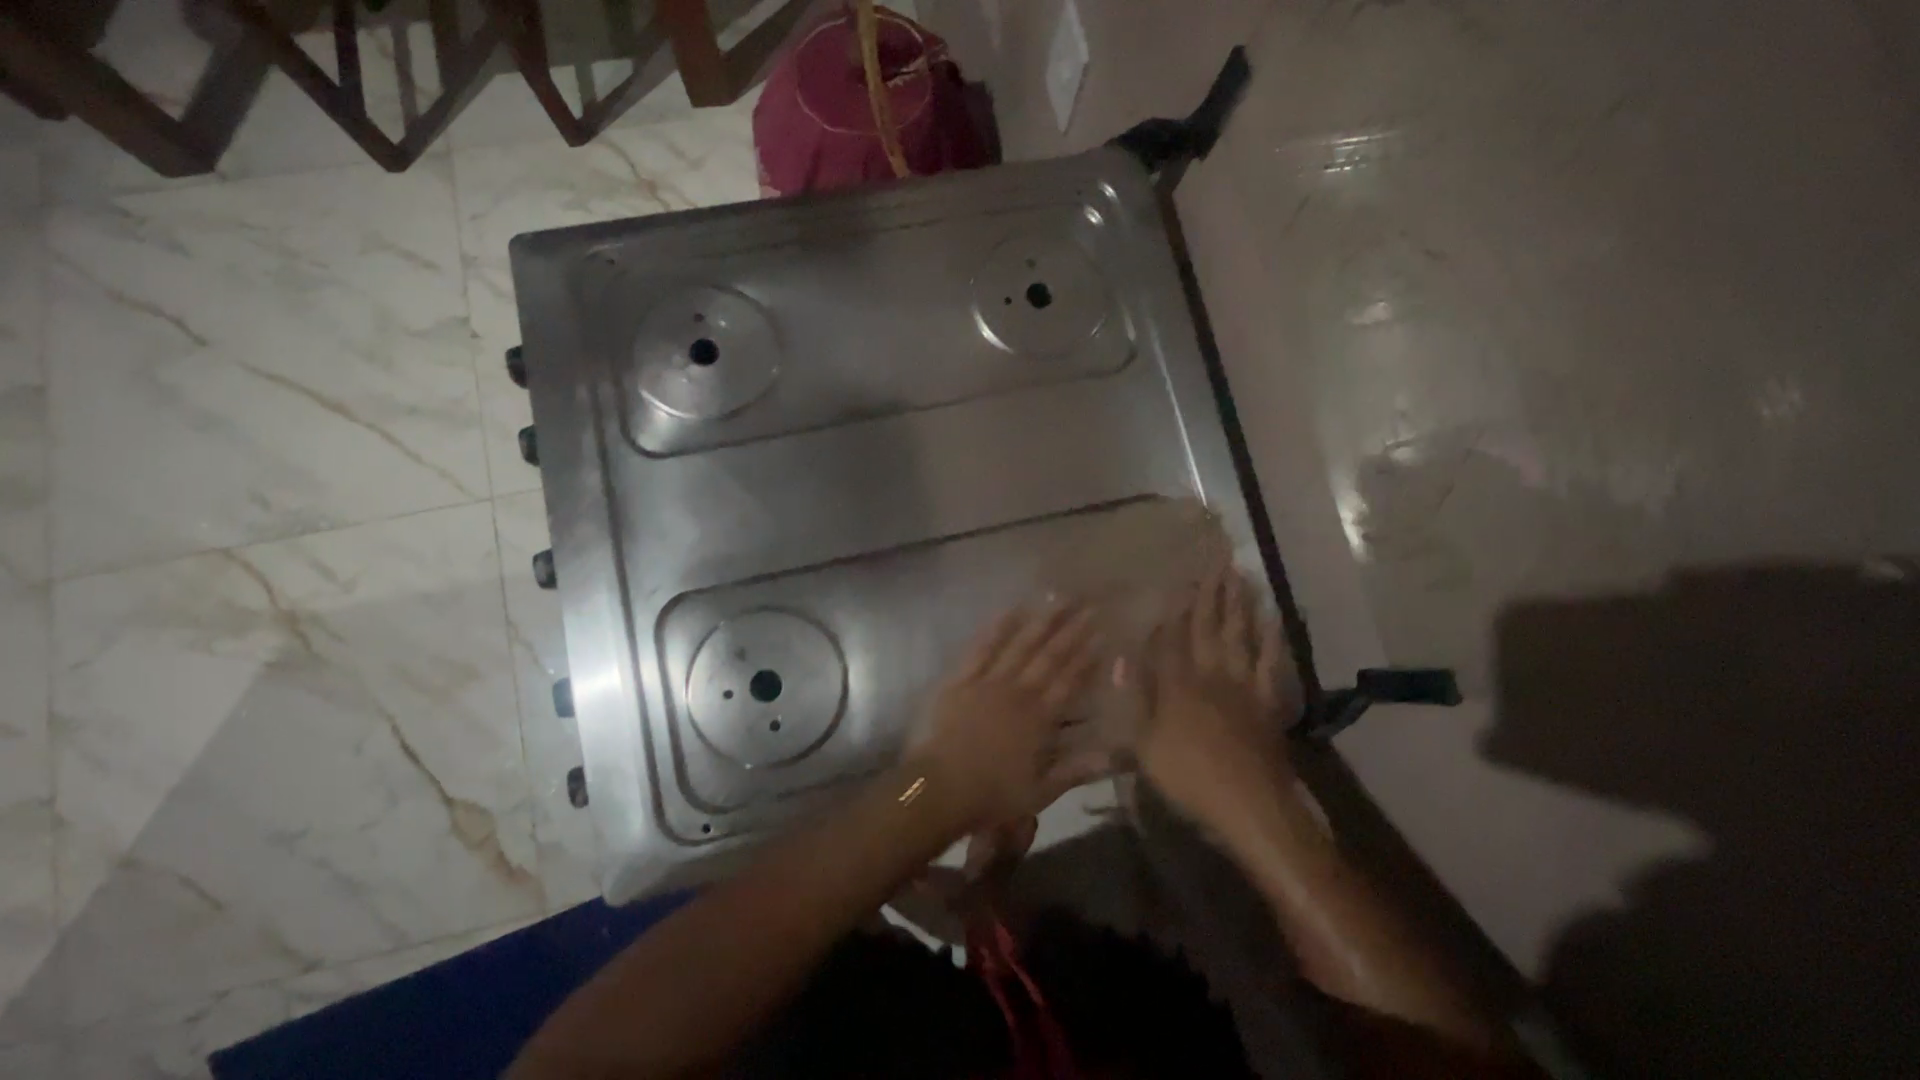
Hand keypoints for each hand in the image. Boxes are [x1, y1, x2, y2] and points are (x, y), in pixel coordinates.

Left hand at [911, 602, 1111, 827]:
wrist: (940, 788)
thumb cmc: (992, 795)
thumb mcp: (1040, 792)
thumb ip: (1077, 770)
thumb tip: (1116, 755)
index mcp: (1040, 719)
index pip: (1069, 682)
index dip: (1087, 658)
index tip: (1103, 634)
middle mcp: (1018, 693)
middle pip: (1049, 657)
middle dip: (1071, 631)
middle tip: (1089, 605)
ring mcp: (988, 683)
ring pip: (1019, 645)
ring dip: (1041, 621)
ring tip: (1058, 598)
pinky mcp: (960, 680)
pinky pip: (981, 649)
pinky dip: (996, 628)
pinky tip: (1010, 610)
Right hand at [1132, 565, 1300, 831]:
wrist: (1249, 804)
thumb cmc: (1189, 778)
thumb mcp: (1144, 744)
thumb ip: (1135, 698)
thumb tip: (1120, 657)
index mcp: (1176, 685)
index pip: (1171, 638)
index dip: (1172, 609)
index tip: (1176, 579)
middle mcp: (1210, 675)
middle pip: (1208, 627)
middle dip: (1210, 593)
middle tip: (1216, 560)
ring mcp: (1242, 685)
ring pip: (1239, 635)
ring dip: (1239, 604)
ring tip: (1240, 575)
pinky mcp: (1267, 700)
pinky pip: (1269, 661)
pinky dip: (1271, 637)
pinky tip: (1271, 617)